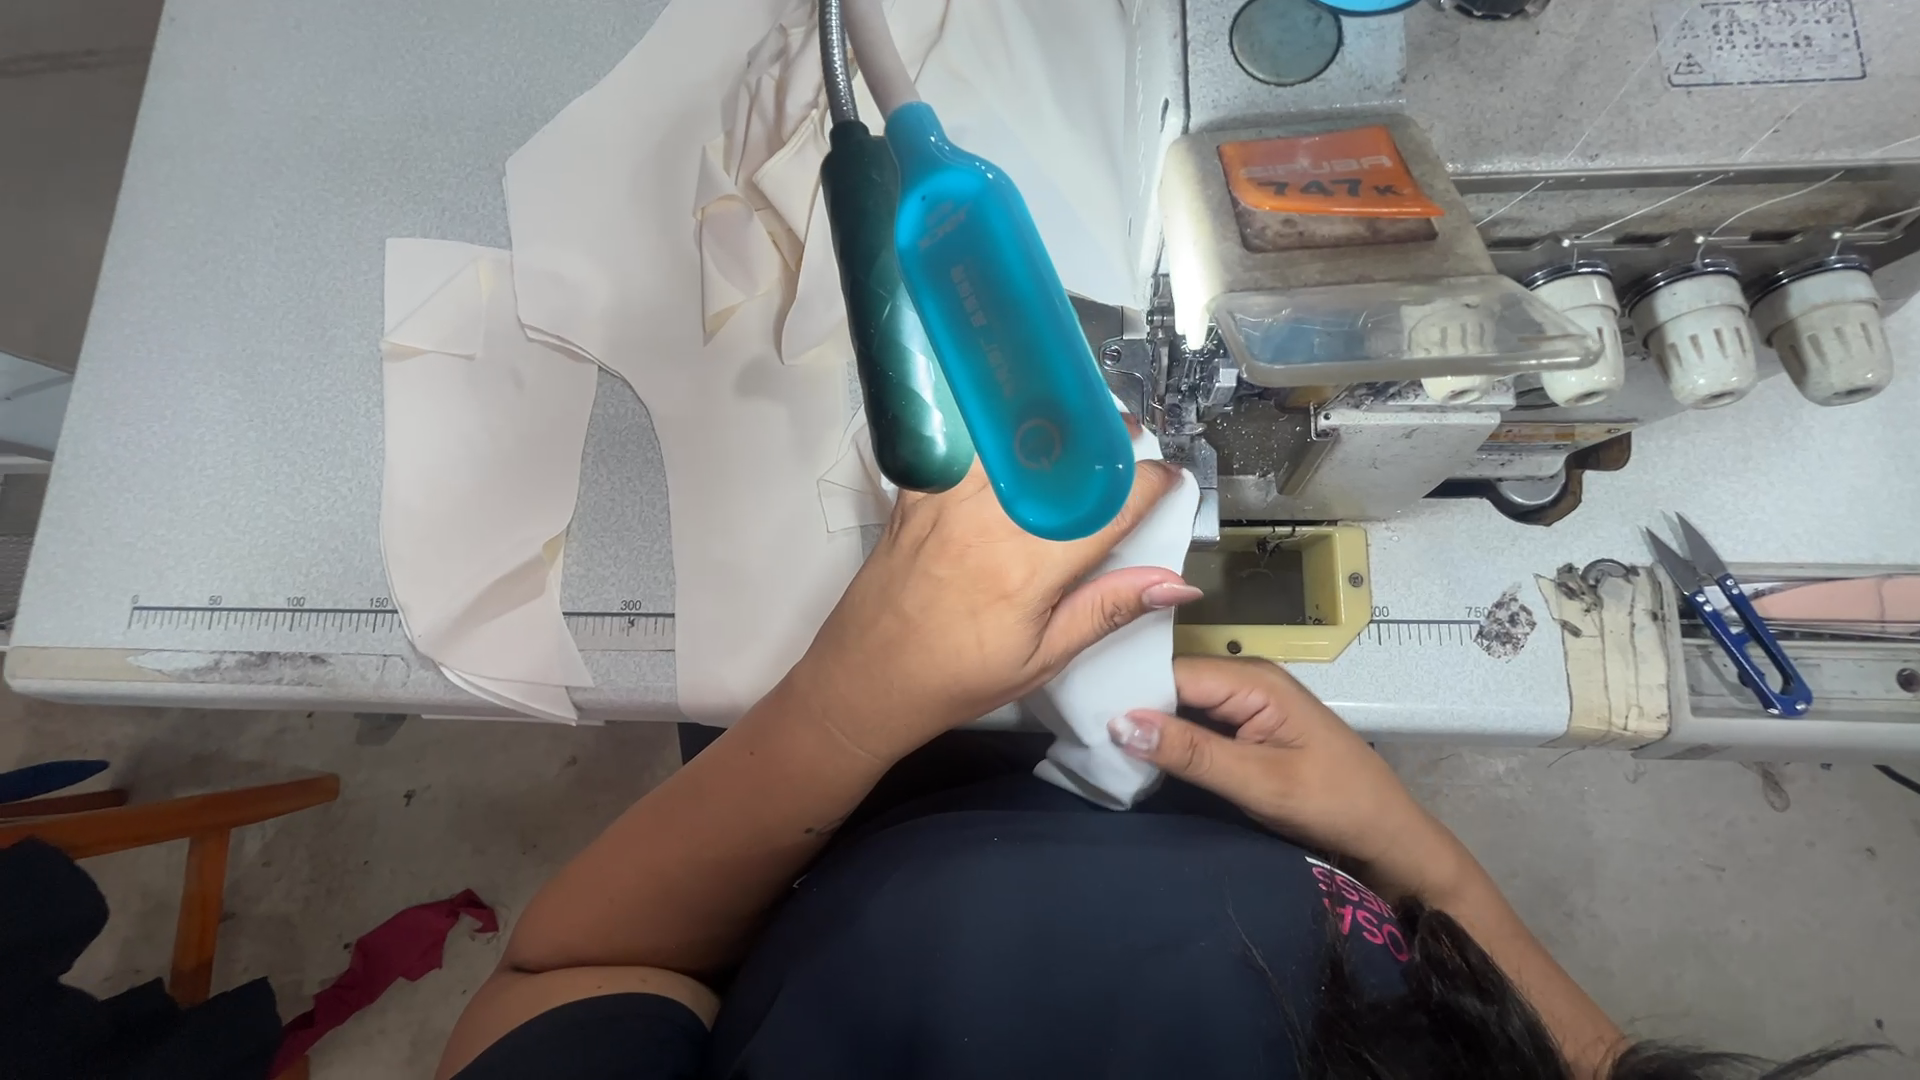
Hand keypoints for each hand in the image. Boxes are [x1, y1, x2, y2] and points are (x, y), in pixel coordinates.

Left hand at [787, 456, 1197, 763]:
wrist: (863, 680)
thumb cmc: (955, 679)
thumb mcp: (1041, 659)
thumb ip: (1107, 610)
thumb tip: (1174, 585)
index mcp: (1028, 566)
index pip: (1108, 506)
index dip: (1150, 483)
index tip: (1168, 476)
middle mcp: (987, 518)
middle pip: (1062, 455)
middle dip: (1108, 439)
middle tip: (1129, 441)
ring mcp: (945, 499)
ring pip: (1013, 438)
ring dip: (1055, 428)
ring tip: (1077, 436)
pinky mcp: (916, 493)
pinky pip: (961, 445)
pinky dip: (994, 435)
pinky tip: (1012, 441)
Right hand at [1108, 656, 1469, 901]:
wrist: (1390, 841)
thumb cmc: (1335, 805)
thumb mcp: (1260, 782)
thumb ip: (1190, 751)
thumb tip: (1119, 722)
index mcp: (1252, 679)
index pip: (1171, 672)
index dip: (1127, 691)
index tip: (1082, 714)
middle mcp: (1244, 679)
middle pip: (1171, 683)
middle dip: (1132, 707)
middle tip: (1081, 730)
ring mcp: (1244, 702)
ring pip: (1178, 703)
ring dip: (1147, 725)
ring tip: (1096, 741)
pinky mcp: (1243, 726)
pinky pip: (1193, 722)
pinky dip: (1167, 738)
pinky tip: (1135, 752)